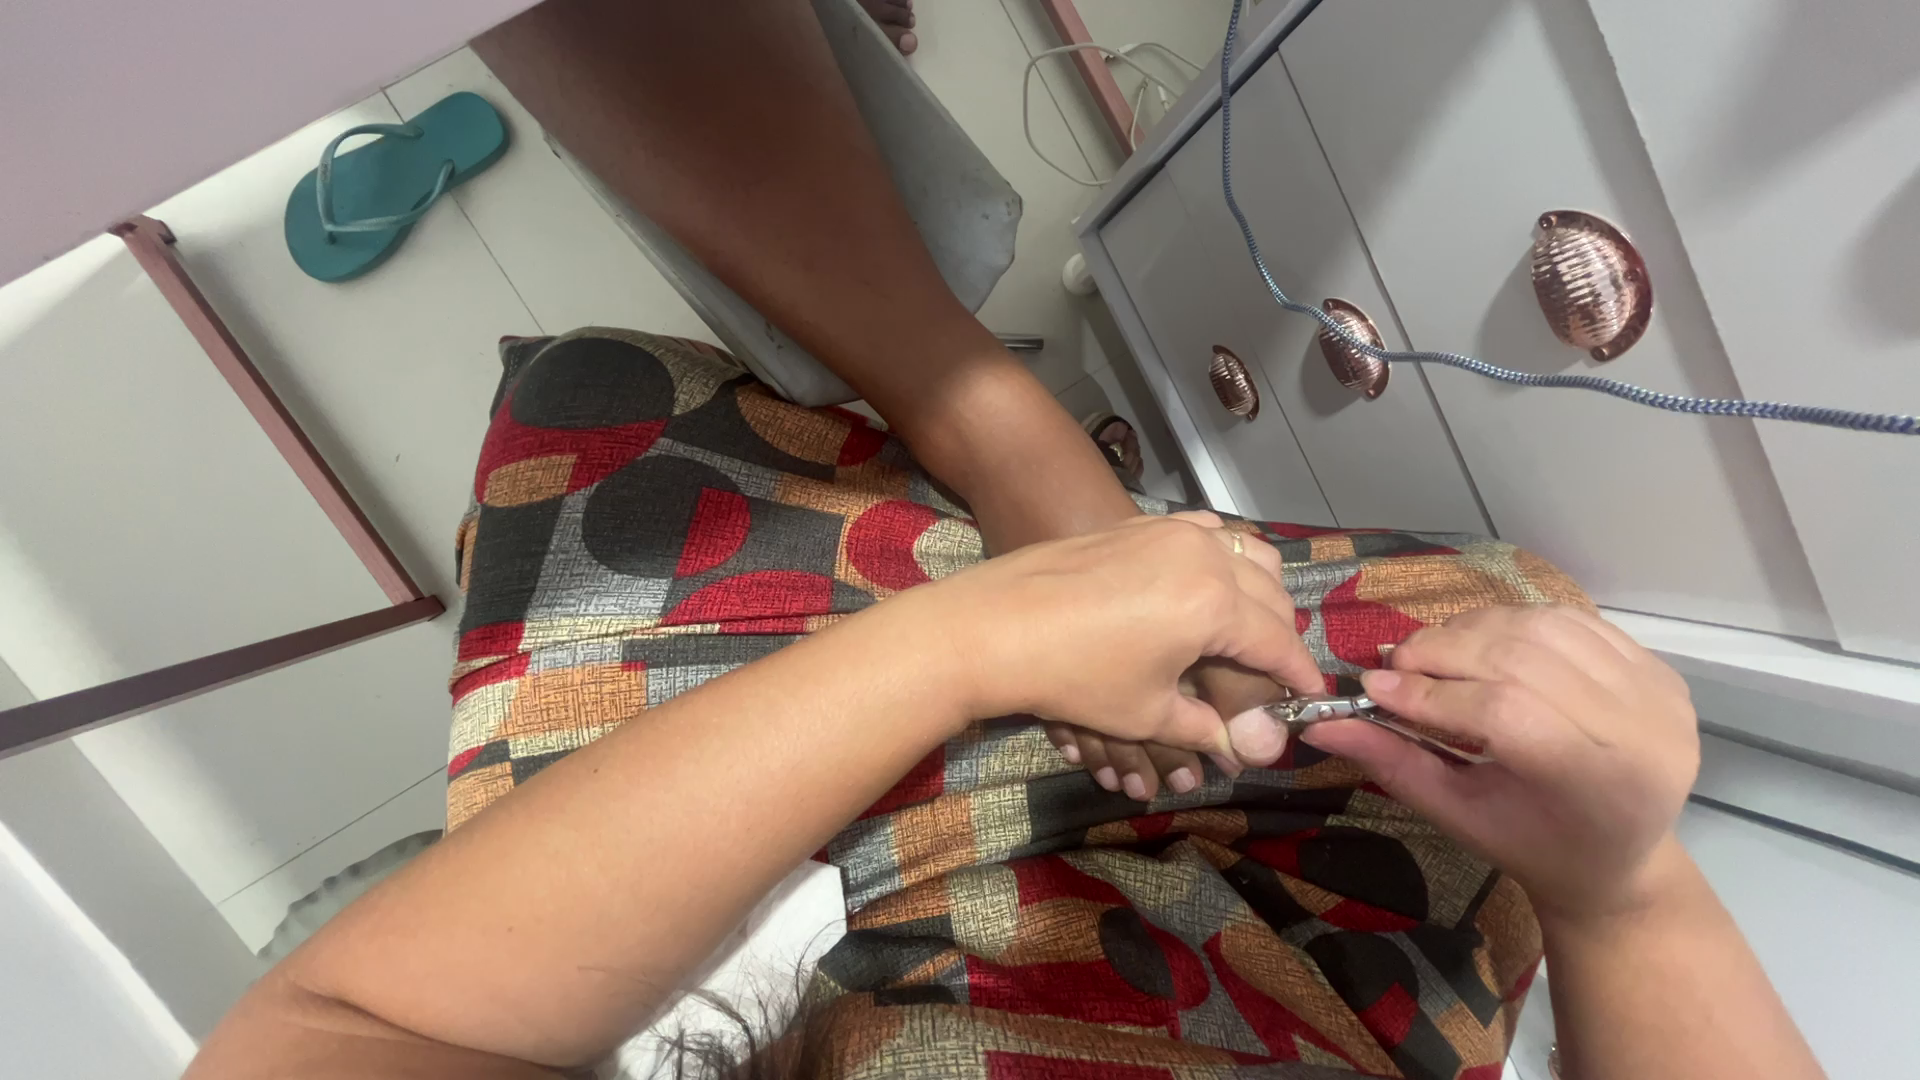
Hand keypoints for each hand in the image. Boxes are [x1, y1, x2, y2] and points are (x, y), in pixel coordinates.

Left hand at [897, 513, 1321, 767]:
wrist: (994, 626)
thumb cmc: (1073, 676)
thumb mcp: (1146, 712)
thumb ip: (1205, 725)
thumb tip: (1240, 745)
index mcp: (1215, 603)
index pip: (1278, 641)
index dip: (1299, 674)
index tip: (1311, 697)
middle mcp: (1202, 554)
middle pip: (1270, 593)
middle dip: (1282, 634)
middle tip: (1276, 671)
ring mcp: (1167, 530)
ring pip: (1242, 552)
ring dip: (1258, 588)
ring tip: (1249, 627)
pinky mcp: (1137, 524)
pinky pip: (1203, 532)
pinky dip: (1221, 555)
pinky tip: (1208, 580)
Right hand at [1297, 605, 1699, 923]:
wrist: (1619, 854)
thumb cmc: (1528, 843)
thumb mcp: (1453, 813)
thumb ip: (1389, 761)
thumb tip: (1317, 725)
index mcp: (1598, 784)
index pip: (1506, 713)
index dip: (1431, 693)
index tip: (1372, 689)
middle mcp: (1644, 730)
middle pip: (1521, 658)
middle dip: (1440, 653)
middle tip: (1395, 666)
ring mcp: (1657, 691)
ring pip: (1539, 626)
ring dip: (1469, 630)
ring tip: (1433, 654)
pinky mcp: (1655, 667)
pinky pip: (1565, 618)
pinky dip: (1507, 620)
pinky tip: (1481, 645)